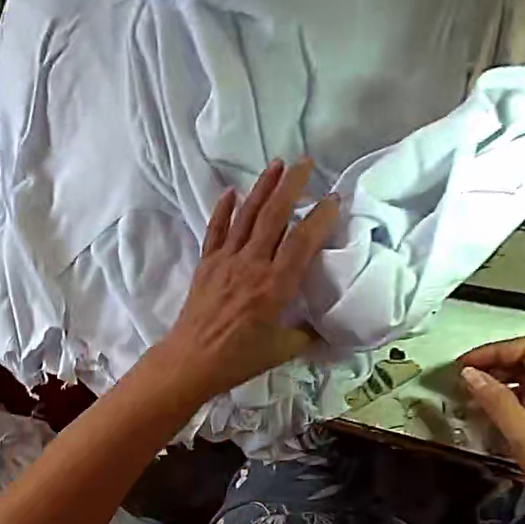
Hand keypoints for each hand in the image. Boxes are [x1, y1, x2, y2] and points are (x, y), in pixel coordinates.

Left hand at [147, 158, 339, 403]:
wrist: (191, 360)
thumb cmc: (238, 359)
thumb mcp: (281, 350)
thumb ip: (306, 335)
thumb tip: (325, 329)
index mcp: (275, 285)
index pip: (303, 241)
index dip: (320, 217)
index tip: (334, 199)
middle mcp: (252, 265)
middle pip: (274, 215)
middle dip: (291, 185)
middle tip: (305, 163)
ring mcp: (226, 261)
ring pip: (247, 215)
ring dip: (262, 187)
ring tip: (277, 164)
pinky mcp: (206, 264)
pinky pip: (215, 230)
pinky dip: (224, 209)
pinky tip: (232, 191)